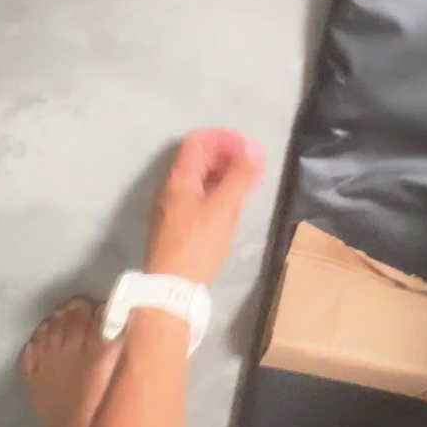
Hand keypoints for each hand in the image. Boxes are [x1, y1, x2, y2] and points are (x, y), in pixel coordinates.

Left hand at [144, 129, 265, 283]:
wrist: (172, 288)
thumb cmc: (198, 245)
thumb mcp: (224, 209)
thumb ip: (240, 177)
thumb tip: (255, 148)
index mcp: (180, 179)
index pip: (198, 141)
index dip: (223, 138)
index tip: (248, 147)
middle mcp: (171, 188)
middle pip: (197, 158)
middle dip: (225, 154)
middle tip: (251, 163)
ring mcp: (172, 207)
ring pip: (198, 178)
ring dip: (222, 173)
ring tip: (246, 182)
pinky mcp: (177, 224)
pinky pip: (198, 195)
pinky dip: (216, 190)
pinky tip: (230, 205)